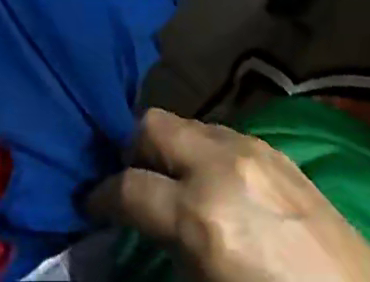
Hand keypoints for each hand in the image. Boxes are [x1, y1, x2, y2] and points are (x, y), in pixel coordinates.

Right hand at [89, 109, 369, 281]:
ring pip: (185, 123)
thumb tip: (136, 224)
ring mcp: (253, 151)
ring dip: (170, 148)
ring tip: (175, 183)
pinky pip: (219, 134)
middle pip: (151, 127)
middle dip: (133, 151)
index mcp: (203, 215)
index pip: (128, 187)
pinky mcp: (277, 150)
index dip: (101, 197)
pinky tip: (215, 183)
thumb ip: (166, 248)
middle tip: (135, 184)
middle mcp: (222, 166)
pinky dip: (202, 150)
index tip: (92, 205)